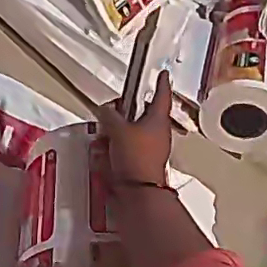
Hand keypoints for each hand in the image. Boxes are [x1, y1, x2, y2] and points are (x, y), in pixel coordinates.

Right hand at [97, 70, 174, 185]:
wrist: (137, 192)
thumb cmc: (136, 159)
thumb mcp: (118, 130)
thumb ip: (109, 116)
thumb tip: (105, 110)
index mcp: (158, 120)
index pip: (162, 95)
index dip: (161, 83)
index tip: (163, 74)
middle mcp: (157, 133)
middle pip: (141, 114)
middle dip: (124, 112)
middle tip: (112, 110)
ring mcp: (149, 148)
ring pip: (130, 131)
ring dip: (116, 131)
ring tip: (103, 135)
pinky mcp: (139, 162)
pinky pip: (125, 148)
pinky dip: (114, 147)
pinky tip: (104, 151)